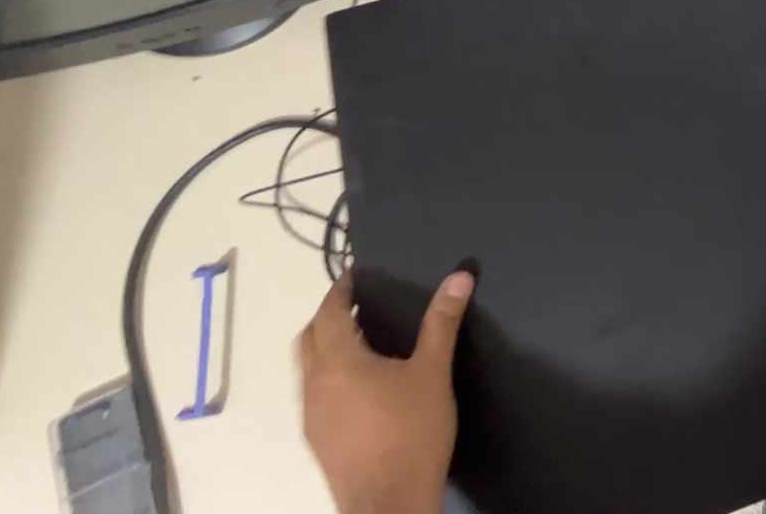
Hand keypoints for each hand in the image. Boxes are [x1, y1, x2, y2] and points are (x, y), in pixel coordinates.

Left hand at [298, 269, 473, 513]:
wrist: (389, 504)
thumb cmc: (411, 432)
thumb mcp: (433, 371)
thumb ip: (442, 322)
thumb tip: (458, 277)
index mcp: (338, 365)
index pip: (327, 316)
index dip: (338, 291)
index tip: (353, 275)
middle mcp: (315, 387)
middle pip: (308, 340)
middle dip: (327, 316)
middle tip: (354, 302)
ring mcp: (312, 417)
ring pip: (307, 369)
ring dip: (325, 345)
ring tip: (358, 336)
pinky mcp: (318, 440)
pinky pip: (314, 392)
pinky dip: (328, 372)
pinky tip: (359, 381)